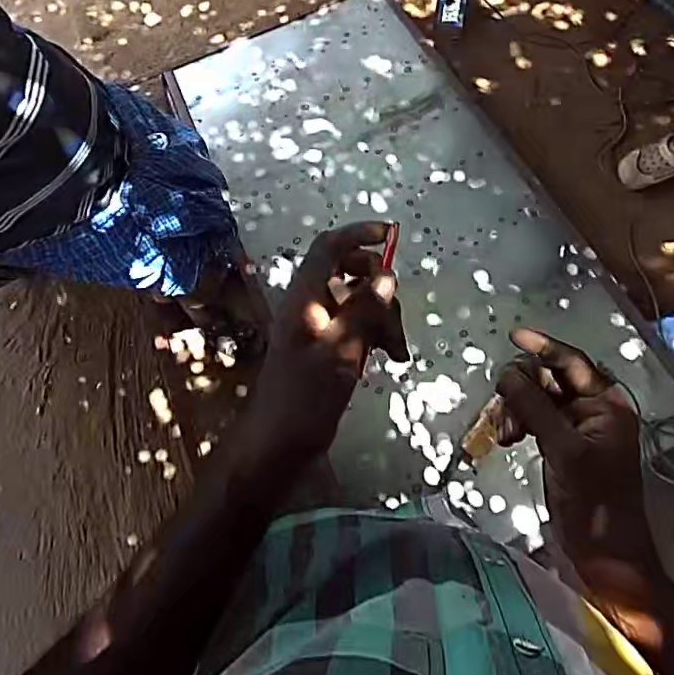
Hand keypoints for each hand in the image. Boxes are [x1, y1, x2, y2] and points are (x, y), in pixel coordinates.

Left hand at [226, 222, 405, 498]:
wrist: (277, 441)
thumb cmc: (303, 398)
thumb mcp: (341, 353)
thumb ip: (364, 311)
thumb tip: (387, 277)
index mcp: (304, 297)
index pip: (329, 248)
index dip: (357, 234)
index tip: (390, 233)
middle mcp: (308, 303)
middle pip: (349, 272)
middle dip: (379, 288)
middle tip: (396, 320)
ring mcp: (316, 324)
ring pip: (356, 300)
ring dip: (381, 316)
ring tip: (397, 352)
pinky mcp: (324, 344)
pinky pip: (354, 323)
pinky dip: (373, 331)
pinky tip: (388, 355)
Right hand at [493, 328, 648, 560]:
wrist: (603, 553)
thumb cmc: (595, 501)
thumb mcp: (565, 449)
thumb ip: (535, 407)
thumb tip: (506, 373)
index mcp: (607, 405)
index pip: (573, 363)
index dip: (544, 346)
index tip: (515, 336)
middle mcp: (592, 409)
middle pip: (547, 377)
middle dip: (521, 388)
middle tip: (506, 416)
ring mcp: (575, 427)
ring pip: (534, 396)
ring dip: (514, 408)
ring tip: (506, 434)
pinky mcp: (560, 442)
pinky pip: (530, 415)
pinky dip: (516, 421)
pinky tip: (507, 438)